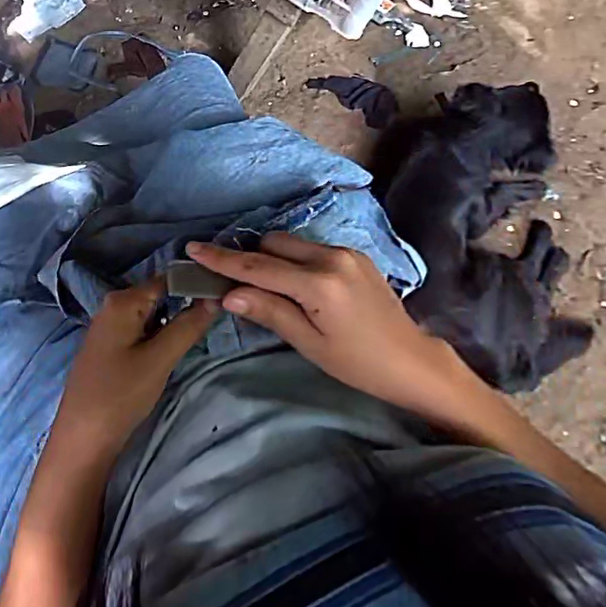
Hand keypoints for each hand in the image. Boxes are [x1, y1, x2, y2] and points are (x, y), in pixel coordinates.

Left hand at [51, 278, 216, 459]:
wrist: (82, 440)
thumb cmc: (120, 395)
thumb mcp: (160, 359)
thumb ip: (189, 325)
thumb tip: (215, 297)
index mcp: (122, 301)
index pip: (169, 279)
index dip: (196, 284)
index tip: (223, 294)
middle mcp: (112, 305)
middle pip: (160, 295)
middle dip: (186, 304)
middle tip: (215, 316)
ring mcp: (108, 325)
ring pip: (153, 314)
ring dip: (174, 322)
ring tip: (200, 331)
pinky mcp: (109, 345)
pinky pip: (141, 328)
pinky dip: (159, 335)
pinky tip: (172, 348)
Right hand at [184, 234, 478, 418]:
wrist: (411, 360)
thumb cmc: (358, 363)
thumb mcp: (310, 344)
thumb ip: (270, 311)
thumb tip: (229, 293)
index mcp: (320, 282)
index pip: (259, 266)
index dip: (223, 260)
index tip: (194, 249)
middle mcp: (332, 256)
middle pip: (274, 244)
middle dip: (249, 258)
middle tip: (229, 280)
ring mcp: (347, 252)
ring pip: (293, 243)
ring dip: (271, 258)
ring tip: (261, 286)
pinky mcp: (356, 255)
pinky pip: (312, 249)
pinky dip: (294, 260)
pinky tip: (294, 285)